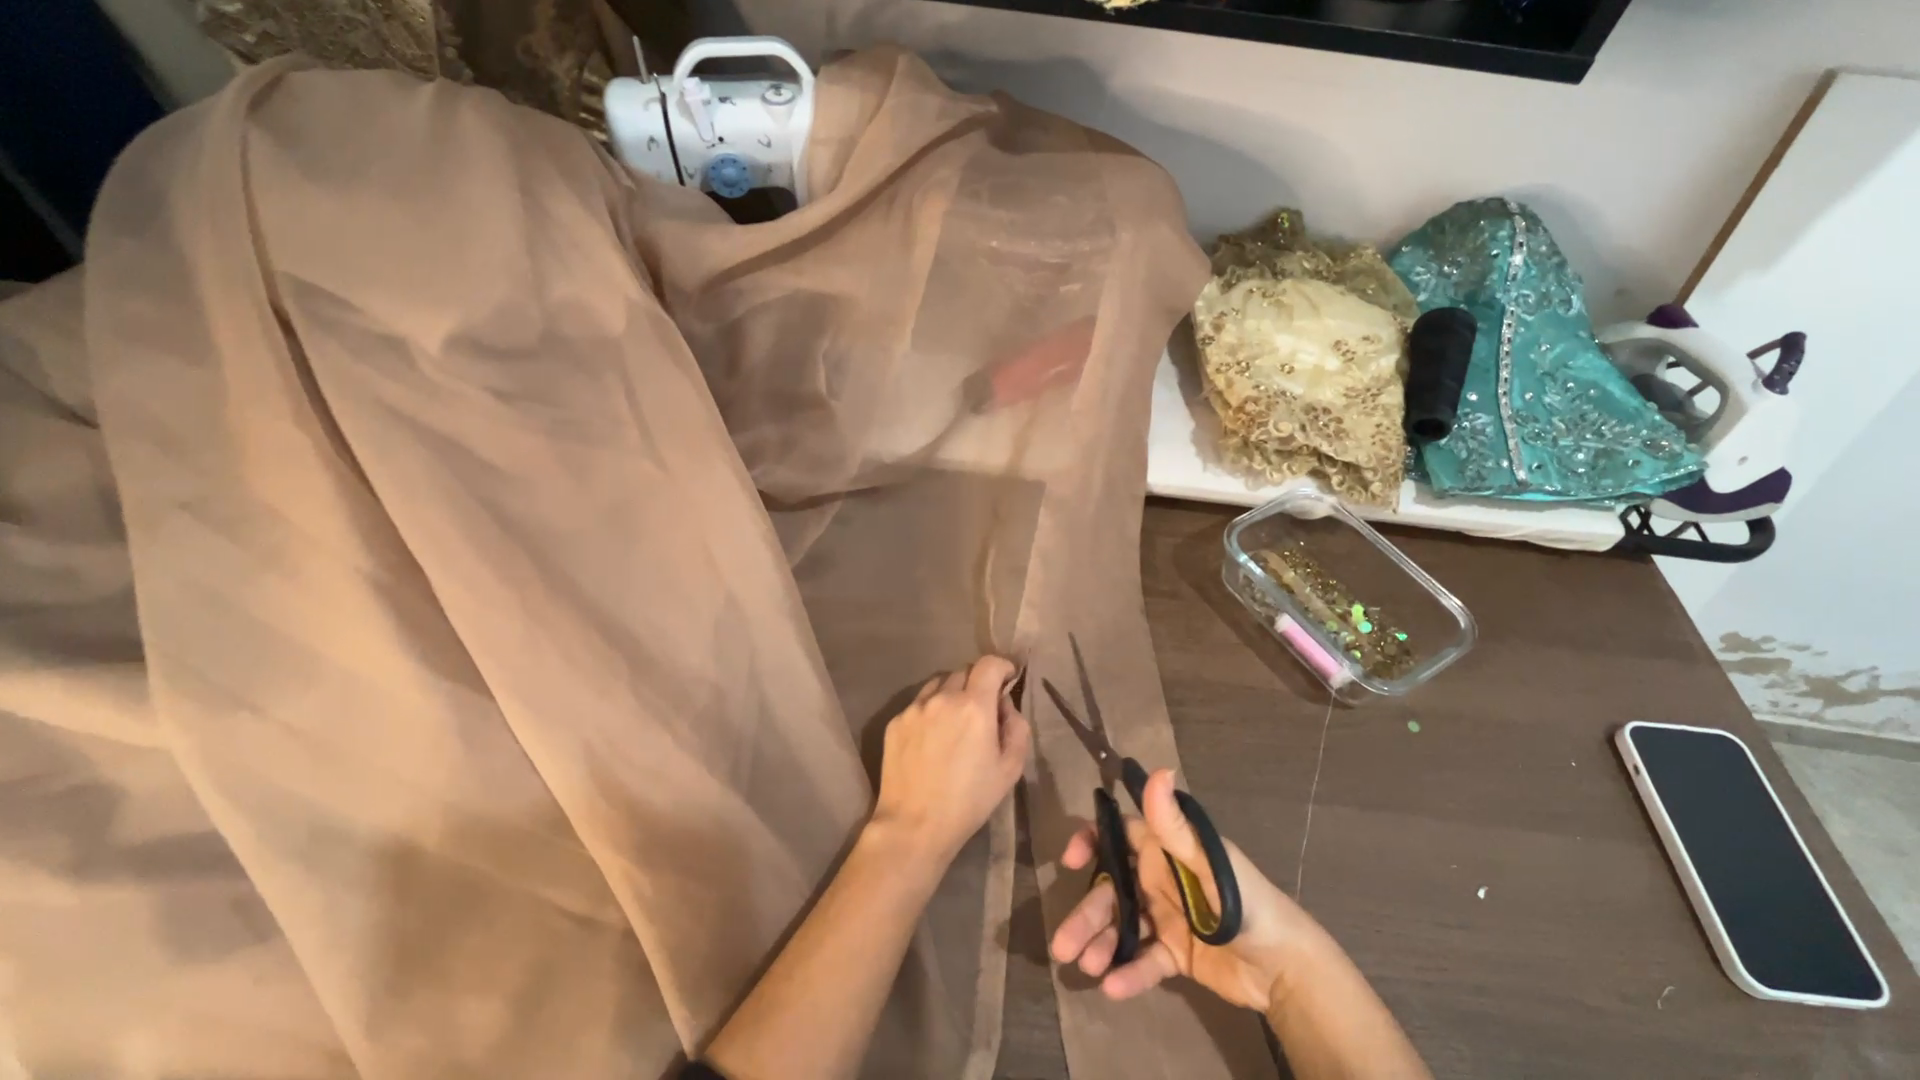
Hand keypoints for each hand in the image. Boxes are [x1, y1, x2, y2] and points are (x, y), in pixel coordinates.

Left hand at [871, 655, 1030, 863]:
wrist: (914, 825)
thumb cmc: (969, 801)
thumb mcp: (1010, 769)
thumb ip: (1016, 728)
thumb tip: (1006, 706)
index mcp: (974, 706)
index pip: (989, 664)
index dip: (1002, 667)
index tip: (1007, 680)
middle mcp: (942, 698)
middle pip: (963, 671)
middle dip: (977, 683)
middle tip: (982, 709)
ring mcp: (914, 709)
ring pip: (938, 685)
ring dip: (951, 694)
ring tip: (955, 723)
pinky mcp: (895, 723)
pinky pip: (918, 705)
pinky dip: (930, 712)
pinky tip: (932, 740)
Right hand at [1049, 769, 1321, 1012]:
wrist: (1284, 965)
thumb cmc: (1246, 901)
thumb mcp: (1208, 861)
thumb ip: (1175, 825)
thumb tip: (1158, 770)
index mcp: (1165, 850)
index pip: (1118, 836)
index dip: (1091, 843)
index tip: (1070, 861)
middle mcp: (1158, 880)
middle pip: (1110, 890)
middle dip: (1085, 914)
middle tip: (1061, 943)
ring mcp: (1163, 918)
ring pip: (1120, 927)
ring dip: (1099, 945)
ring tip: (1085, 967)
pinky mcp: (1173, 954)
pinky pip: (1144, 961)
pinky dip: (1129, 973)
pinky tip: (1113, 988)